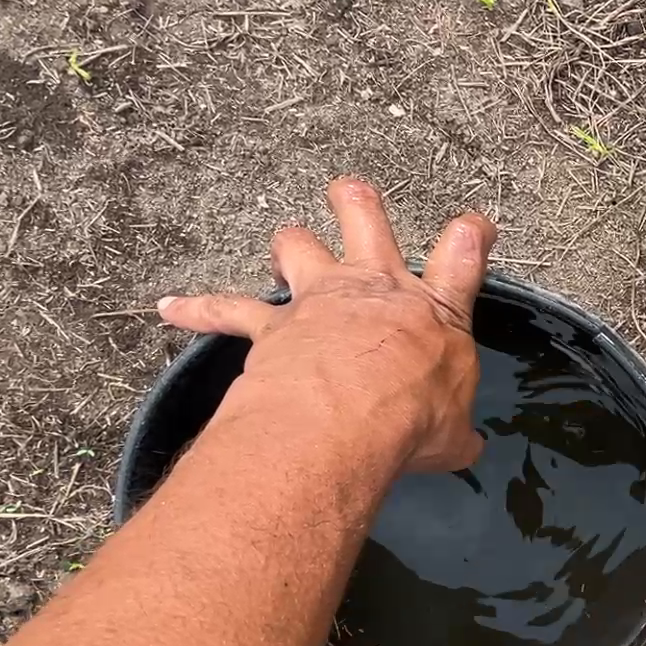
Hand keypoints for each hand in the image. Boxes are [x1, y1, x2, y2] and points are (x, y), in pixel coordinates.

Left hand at [157, 177, 496, 471]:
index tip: (474, 227)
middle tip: (352, 196)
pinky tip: (171, 309)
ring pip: (298, 244)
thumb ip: (459, 433)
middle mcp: (378, 289)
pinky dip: (199, 309)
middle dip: (358, 203)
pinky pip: (227, 311)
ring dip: (292, 245)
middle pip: (365, 219)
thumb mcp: (454, 434)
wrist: (344, 422)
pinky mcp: (273, 325)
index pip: (464, 257)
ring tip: (285, 254)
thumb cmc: (415, 420)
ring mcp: (321, 300)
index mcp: (436, 312)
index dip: (471, 235)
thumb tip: (467, 448)